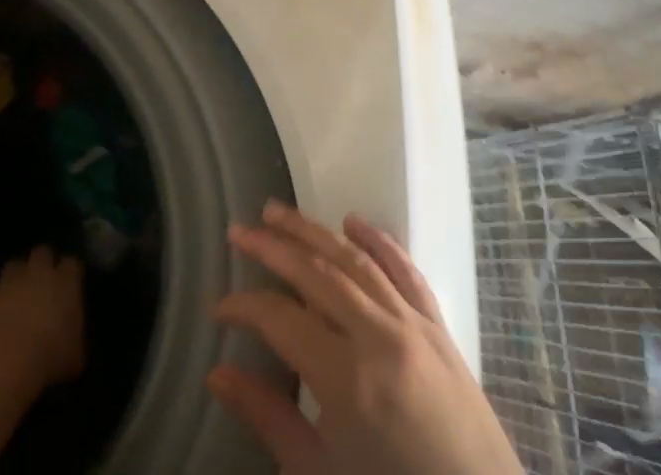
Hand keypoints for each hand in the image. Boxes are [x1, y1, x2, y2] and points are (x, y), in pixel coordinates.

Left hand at [0, 247, 85, 389]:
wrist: (4, 359)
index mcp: (66, 283)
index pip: (73, 264)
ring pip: (15, 265)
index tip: (72, 284)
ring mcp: (9, 280)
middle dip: (44, 263)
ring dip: (18, 276)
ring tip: (19, 294)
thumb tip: (72, 337)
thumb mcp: (76, 356)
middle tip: (46, 283)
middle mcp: (38, 273)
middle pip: (42, 253)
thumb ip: (75, 337)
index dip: (72, 273)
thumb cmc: (50, 357)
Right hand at [210, 202, 522, 474]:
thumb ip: (269, 418)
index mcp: (347, 379)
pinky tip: (354, 222)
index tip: (219, 309)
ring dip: (314, 231)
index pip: (280, 318)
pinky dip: (380, 243)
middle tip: (238, 231)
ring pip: (356, 263)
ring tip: (278, 212)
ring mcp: (416, 329)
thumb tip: (218, 375)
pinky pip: (407, 274)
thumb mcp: (318, 472)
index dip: (243, 306)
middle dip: (272, 248)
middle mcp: (381, 339)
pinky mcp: (442, 333)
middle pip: (316, 274)